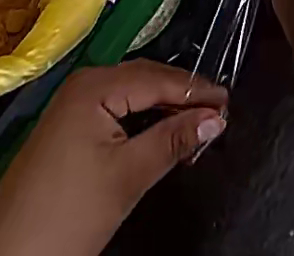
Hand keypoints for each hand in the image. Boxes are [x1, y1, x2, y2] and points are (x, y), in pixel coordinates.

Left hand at [0, 61, 226, 255]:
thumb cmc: (66, 216)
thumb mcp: (129, 176)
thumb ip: (174, 139)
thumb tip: (216, 118)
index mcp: (96, 85)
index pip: (159, 78)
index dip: (197, 90)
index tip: (228, 104)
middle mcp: (84, 83)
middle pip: (147, 80)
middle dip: (183, 96)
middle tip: (217, 115)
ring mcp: (74, 103)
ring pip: (134, 94)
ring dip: (165, 108)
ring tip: (197, 125)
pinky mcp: (70, 125)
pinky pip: (119, 108)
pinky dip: (145, 119)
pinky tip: (163, 133)